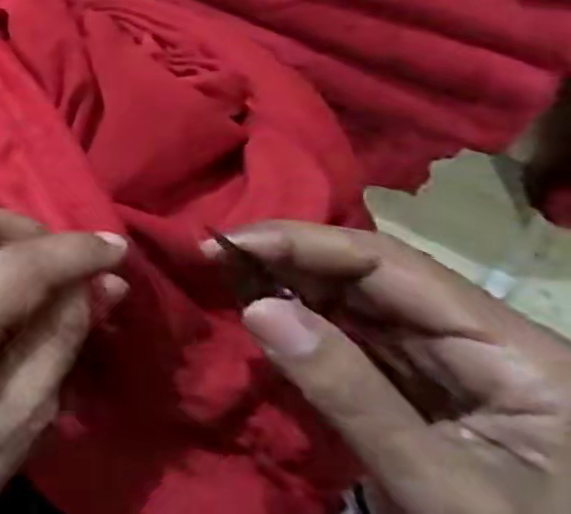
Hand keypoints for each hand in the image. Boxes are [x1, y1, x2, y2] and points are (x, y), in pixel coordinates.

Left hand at [0, 200, 128, 513]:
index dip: (72, 250)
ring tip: (42, 272)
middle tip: (70, 266)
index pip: (17, 263)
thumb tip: (105, 279)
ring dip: (2, 234)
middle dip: (29, 232)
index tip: (116, 246)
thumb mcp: (31, 405)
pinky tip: (3, 277)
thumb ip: (63, 332)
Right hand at [206, 222, 570, 513]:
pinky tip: (265, 314)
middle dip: (287, 260)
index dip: (301, 242)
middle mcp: (496, 344)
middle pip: (375, 276)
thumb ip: (351, 396)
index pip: (392, 264)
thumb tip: (255, 305)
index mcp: (522, 356)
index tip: (223, 244)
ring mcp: (470, 366)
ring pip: (364, 302)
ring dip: (290, 287)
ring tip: (225, 279)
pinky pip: (365, 337)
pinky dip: (307, 322)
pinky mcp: (443, 388)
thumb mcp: (442, 488)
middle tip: (209, 258)